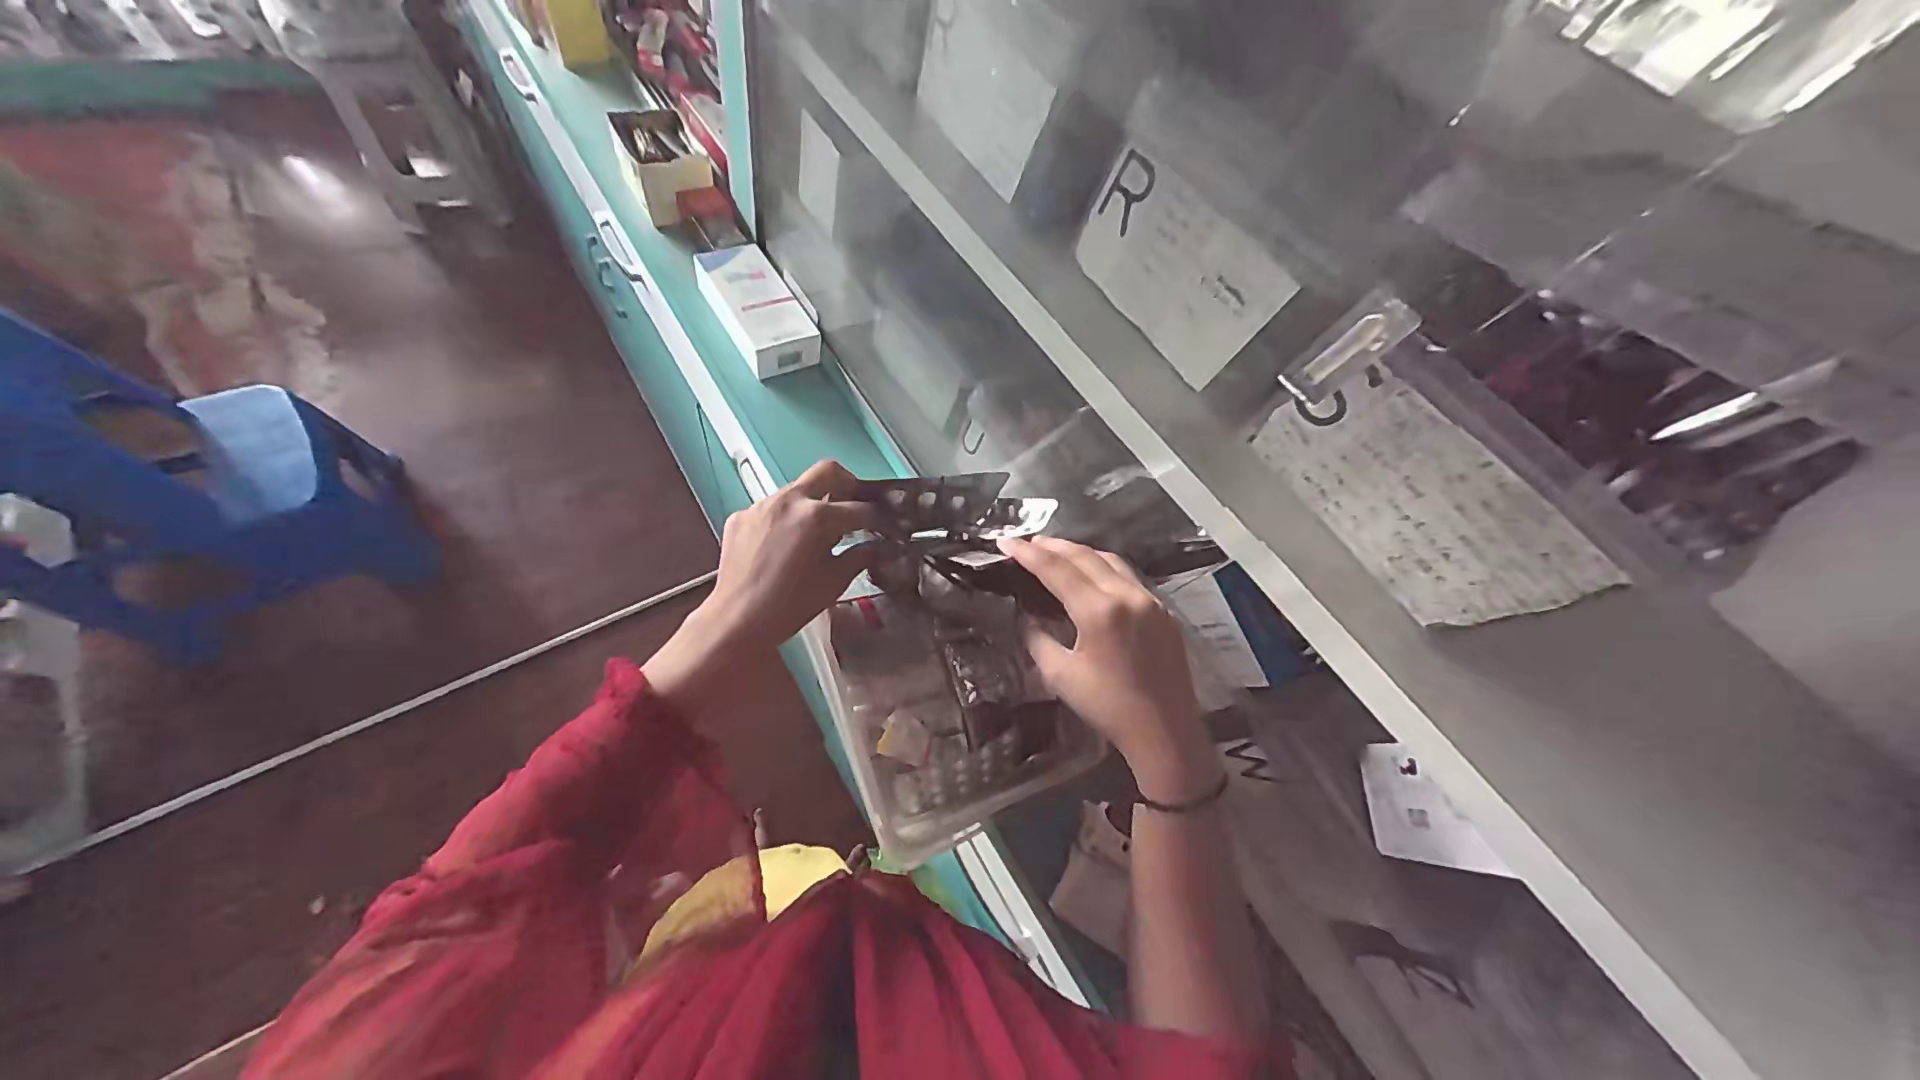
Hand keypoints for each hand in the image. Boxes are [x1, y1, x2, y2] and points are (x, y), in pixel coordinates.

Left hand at [700, 460, 878, 648]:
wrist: (739, 620)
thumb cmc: (789, 606)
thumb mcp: (835, 581)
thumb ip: (861, 556)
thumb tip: (878, 547)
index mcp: (817, 517)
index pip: (860, 508)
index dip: (878, 518)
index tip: (883, 525)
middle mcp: (789, 502)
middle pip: (828, 471)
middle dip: (848, 484)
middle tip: (855, 505)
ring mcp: (763, 506)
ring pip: (797, 489)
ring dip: (814, 502)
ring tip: (819, 531)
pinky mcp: (743, 516)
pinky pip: (772, 507)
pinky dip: (786, 519)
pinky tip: (788, 544)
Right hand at [998, 536, 1217, 803]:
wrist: (1165, 731)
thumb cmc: (1108, 707)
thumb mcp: (1060, 675)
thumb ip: (1038, 639)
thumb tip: (1027, 618)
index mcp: (1100, 610)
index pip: (1057, 570)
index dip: (1027, 554)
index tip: (1005, 542)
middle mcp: (1127, 595)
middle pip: (1084, 556)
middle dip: (1053, 546)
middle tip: (1027, 542)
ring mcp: (1150, 600)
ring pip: (1110, 561)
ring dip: (1080, 552)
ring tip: (1055, 551)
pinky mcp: (1163, 611)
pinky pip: (1128, 576)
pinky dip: (1103, 567)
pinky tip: (1091, 573)